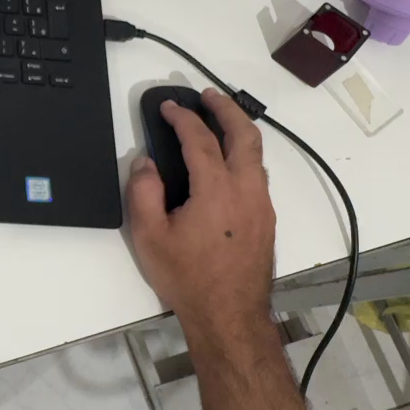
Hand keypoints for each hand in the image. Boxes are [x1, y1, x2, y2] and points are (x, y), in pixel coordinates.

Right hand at [125, 89, 275, 345]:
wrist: (229, 315)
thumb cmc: (186, 276)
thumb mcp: (149, 235)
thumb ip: (144, 191)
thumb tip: (146, 163)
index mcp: (216, 190)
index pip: (201, 140)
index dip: (183, 118)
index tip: (167, 106)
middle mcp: (247, 190)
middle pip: (245, 136)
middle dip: (226, 109)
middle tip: (207, 95)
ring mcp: (262, 205)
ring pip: (257, 155)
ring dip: (238, 131)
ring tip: (218, 121)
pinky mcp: (266, 219)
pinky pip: (257, 174)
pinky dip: (243, 154)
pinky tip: (227, 161)